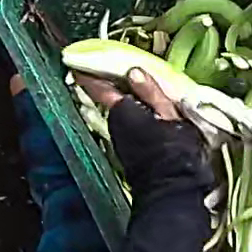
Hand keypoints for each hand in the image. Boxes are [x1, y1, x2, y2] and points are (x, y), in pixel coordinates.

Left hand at [78, 69, 210, 204]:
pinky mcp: (127, 149)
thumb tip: (133, 71)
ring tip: (140, 85)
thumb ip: (151, 91)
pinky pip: (127, 122)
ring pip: (120, 109)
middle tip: (122, 66)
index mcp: (123, 110)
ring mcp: (120, 137)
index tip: (77, 62)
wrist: (172, 189)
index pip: (98, 87)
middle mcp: (115, 122)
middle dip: (114, 82)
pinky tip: (148, 110)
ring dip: (127, 98)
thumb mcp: (170, 114)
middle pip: (111, 97)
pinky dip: (133, 112)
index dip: (88, 73)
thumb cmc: (175, 150)